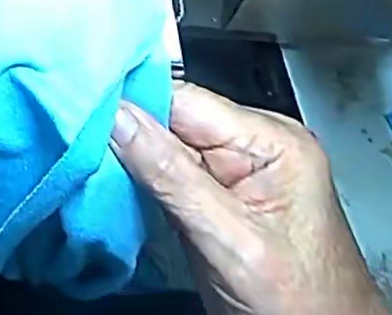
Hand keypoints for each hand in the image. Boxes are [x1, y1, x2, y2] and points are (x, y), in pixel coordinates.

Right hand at [110, 83, 387, 314]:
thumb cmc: (307, 312)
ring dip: (130, 152)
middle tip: (84, 139)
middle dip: (128, 129)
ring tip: (99, 161)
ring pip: (160, 137)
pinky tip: (119, 178)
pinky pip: (164, 162)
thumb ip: (173, 176)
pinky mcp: (214, 186)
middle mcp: (252, 140)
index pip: (181, 98)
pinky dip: (140, 172)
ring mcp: (233, 163)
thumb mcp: (234, 245)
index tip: (86, 110)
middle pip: (167, 114)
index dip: (131, 102)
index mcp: (272, 140)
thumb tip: (116, 115)